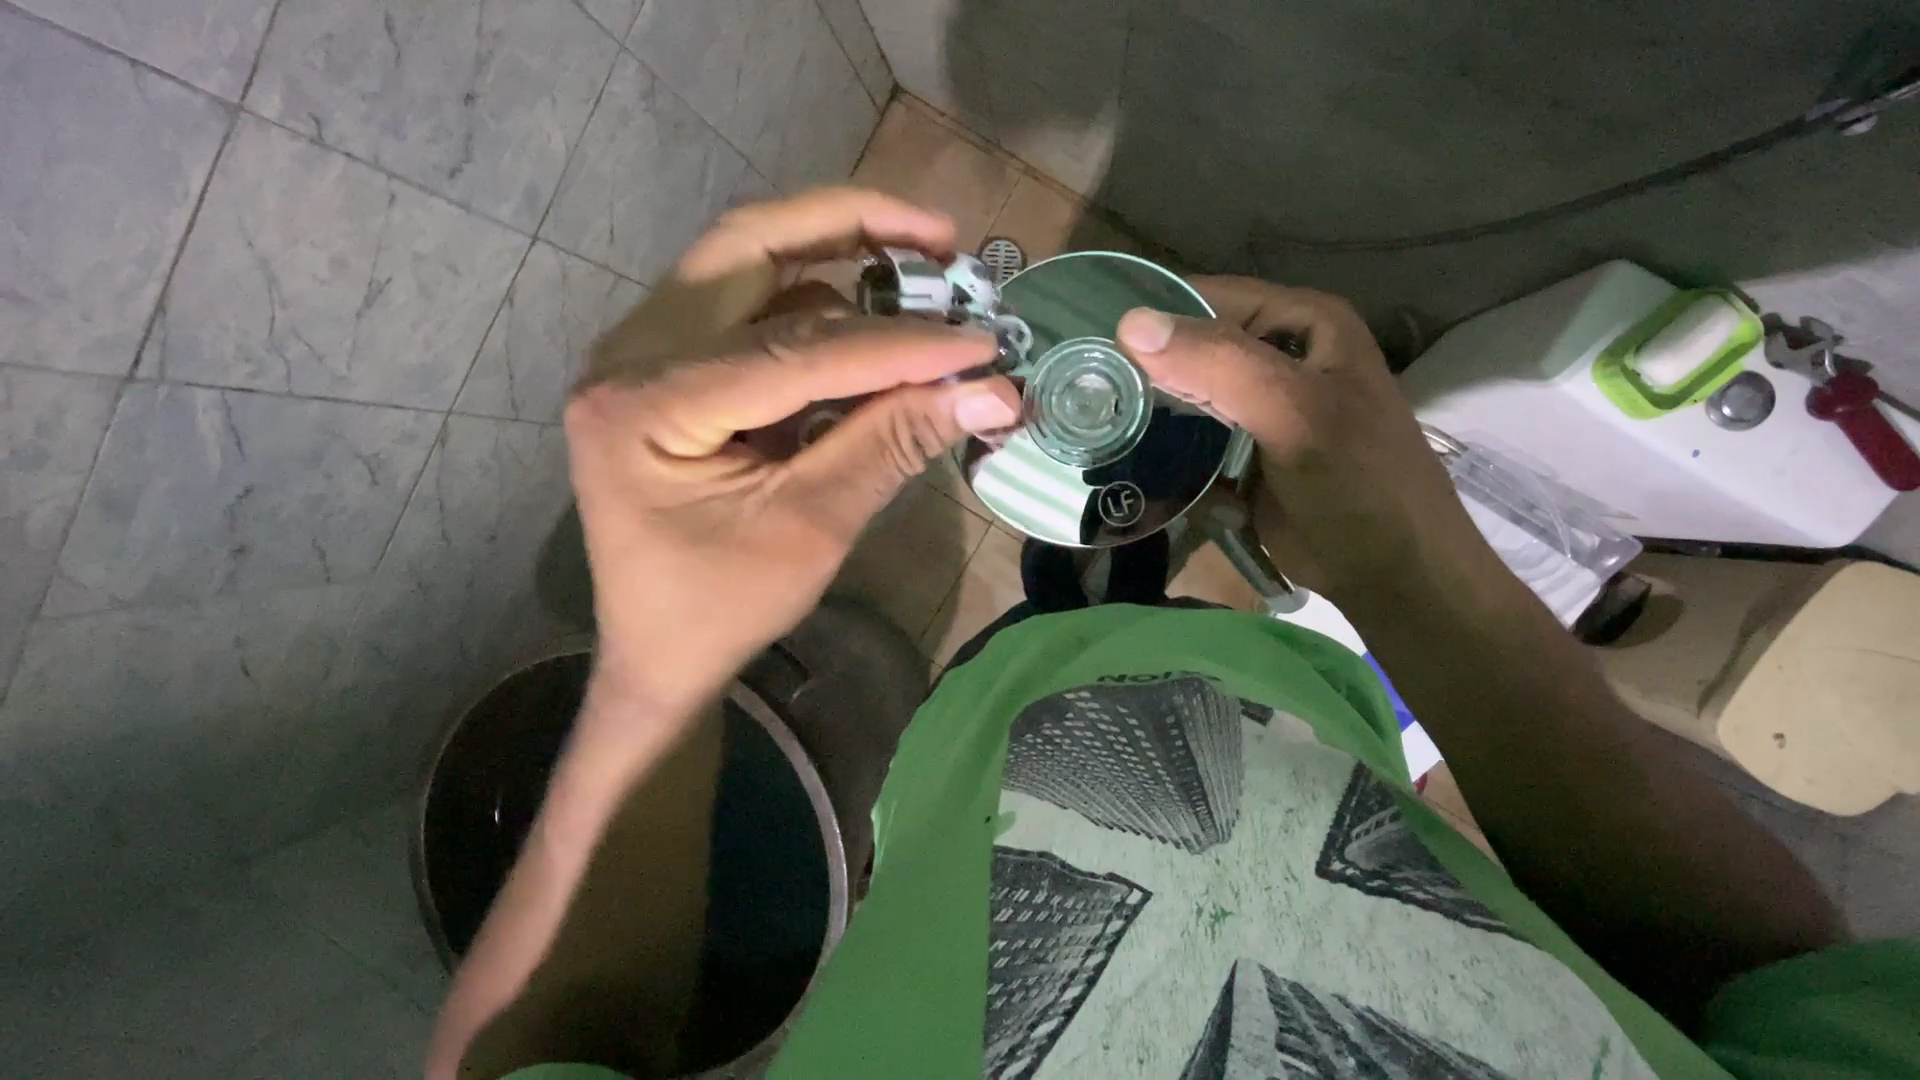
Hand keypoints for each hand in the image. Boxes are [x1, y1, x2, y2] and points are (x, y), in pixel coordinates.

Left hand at [566, 189, 1020, 715]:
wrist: (659, 654)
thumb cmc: (722, 608)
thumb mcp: (812, 529)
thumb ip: (893, 444)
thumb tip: (992, 390)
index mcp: (645, 406)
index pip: (793, 349)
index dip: (898, 345)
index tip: (982, 343)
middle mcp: (629, 355)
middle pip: (747, 247)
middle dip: (852, 226)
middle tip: (942, 236)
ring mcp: (644, 356)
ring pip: (747, 266)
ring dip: (837, 262)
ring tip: (923, 279)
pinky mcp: (672, 370)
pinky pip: (749, 312)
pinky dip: (816, 309)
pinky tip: (874, 332)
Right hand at [1115, 276, 1503, 606]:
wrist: (1392, 573)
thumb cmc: (1358, 484)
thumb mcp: (1295, 413)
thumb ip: (1220, 365)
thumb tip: (1129, 325)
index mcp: (1301, 323)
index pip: (1205, 298)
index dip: (1148, 317)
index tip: (1080, 343)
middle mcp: (1276, 355)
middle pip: (1188, 348)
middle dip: (1137, 368)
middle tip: (1073, 389)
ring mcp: (1256, 408)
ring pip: (1181, 395)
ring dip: (1141, 412)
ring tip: (1082, 423)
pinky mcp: (1240, 454)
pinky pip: (1187, 439)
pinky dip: (1158, 450)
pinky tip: (1116, 459)